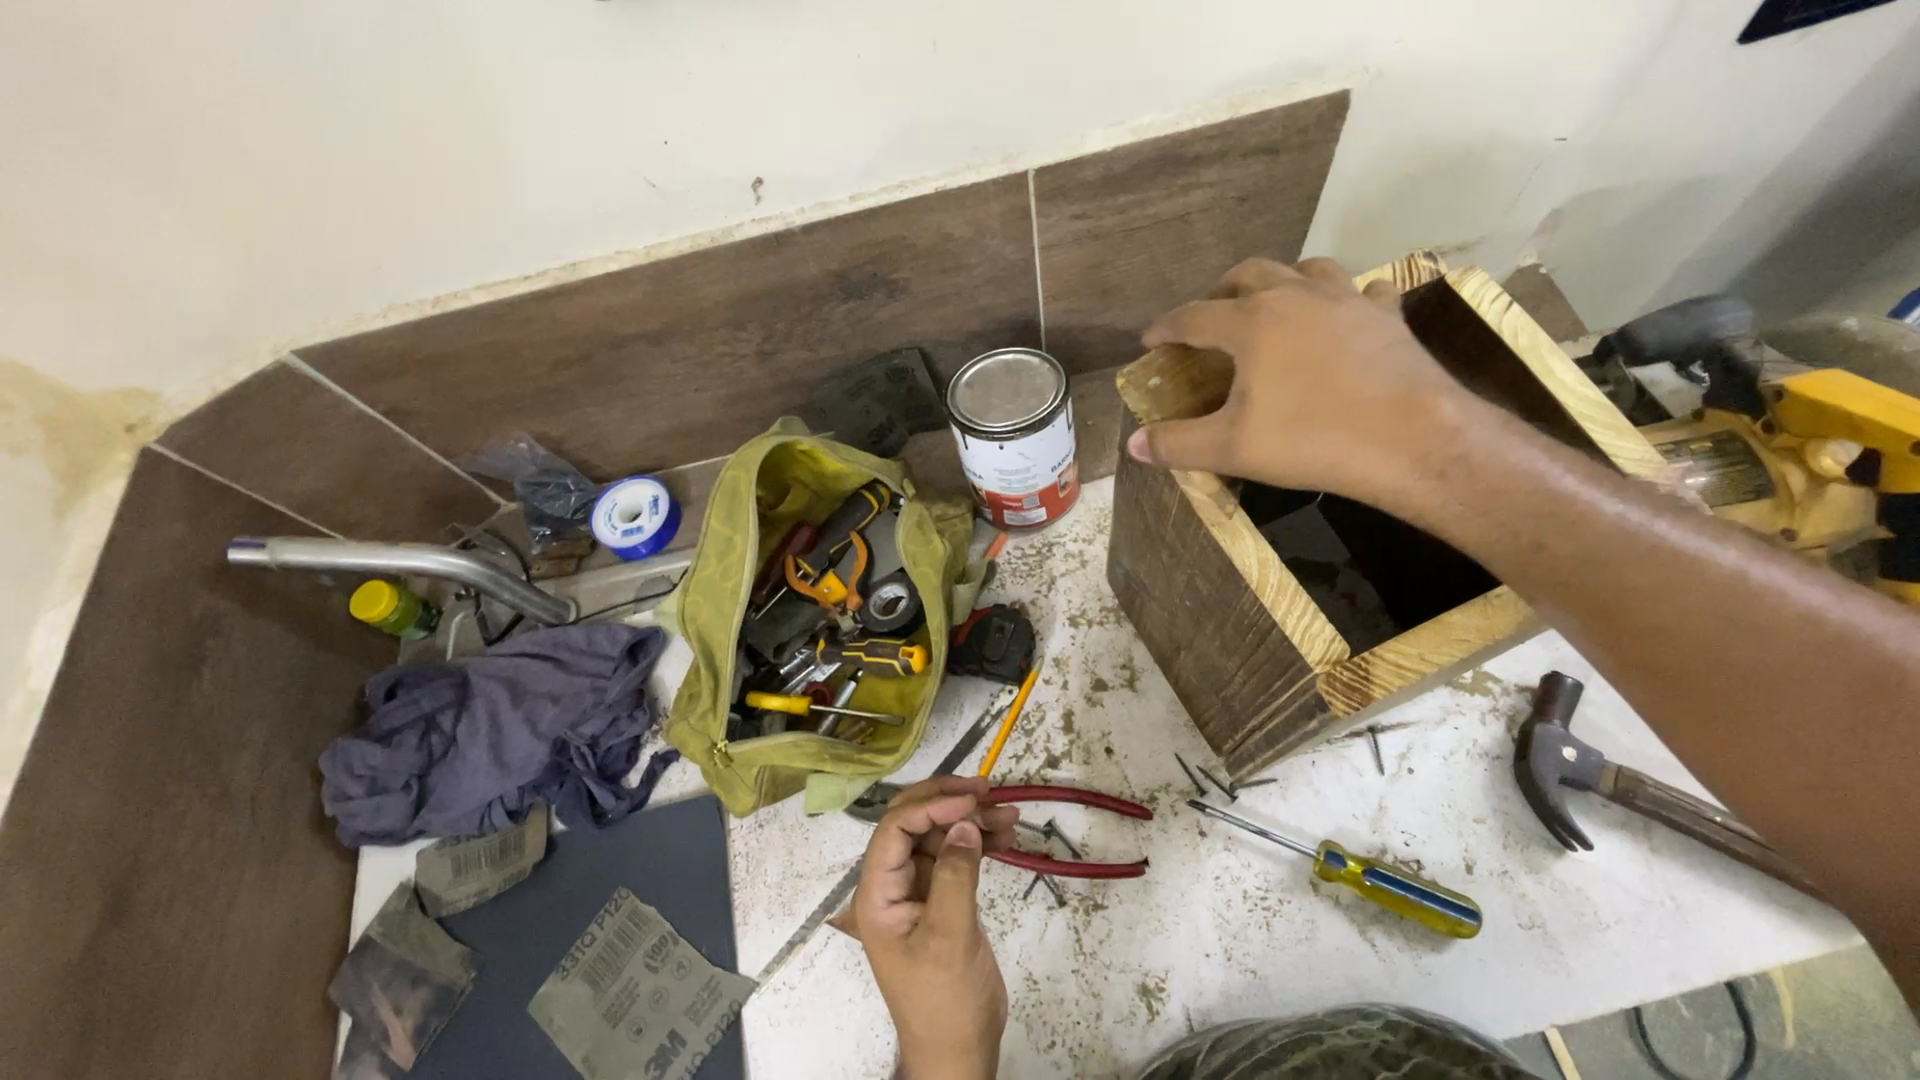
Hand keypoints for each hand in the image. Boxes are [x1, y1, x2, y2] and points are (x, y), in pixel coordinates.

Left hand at [849, 777, 1020, 1079]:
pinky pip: (957, 856)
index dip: (931, 805)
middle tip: (989, 792)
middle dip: (949, 802)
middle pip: (914, 823)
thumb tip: (964, 823)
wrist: (959, 1049)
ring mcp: (918, 890)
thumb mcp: (949, 938)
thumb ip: (954, 876)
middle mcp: (892, 883)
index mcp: (877, 893)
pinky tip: (1007, 836)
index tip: (973, 800)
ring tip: (1010, 814)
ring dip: (972, 820)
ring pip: (939, 835)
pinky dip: (980, 842)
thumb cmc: (944, 1000)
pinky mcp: (942, 898)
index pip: (895, 829)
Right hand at [1129, 257, 1480, 505]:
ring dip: (1282, 282)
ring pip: (1306, 270)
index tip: (1150, 339)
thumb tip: (1133, 446)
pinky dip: (1348, 299)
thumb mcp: (1230, 448)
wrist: (1412, 439)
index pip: (1193, 316)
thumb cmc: (1311, 440)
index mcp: (1250, 323)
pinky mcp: (1387, 316)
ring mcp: (1346, 300)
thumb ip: (1176, 444)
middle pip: (1248, 274)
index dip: (1165, 328)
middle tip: (1211, 318)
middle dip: (1221, 292)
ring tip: (1274, 305)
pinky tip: (1347, 315)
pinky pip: (1364, 291)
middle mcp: (1295, 296)